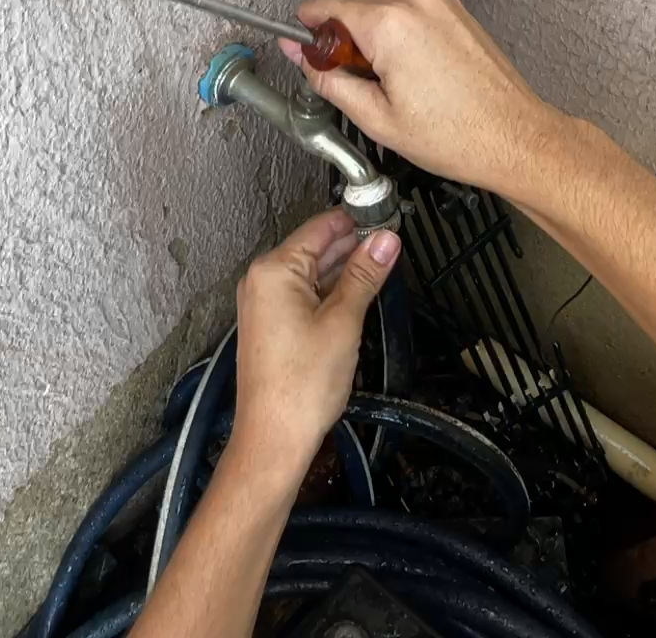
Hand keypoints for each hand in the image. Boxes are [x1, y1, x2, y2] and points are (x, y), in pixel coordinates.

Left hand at [232, 208, 400, 470]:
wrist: (274, 439)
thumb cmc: (303, 384)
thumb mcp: (344, 320)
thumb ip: (365, 274)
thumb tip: (386, 239)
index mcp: (275, 269)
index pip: (321, 227)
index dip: (357, 220)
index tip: (387, 217)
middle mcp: (263, 279)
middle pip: (315, 247)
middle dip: (353, 244)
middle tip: (392, 242)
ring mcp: (264, 302)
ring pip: (311, 271)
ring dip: (344, 268)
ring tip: (382, 264)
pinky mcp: (270, 323)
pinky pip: (303, 292)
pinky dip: (330, 290)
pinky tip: (356, 291)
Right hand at [278, 0, 565, 194]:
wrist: (514, 138)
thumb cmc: (458, 135)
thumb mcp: (376, 117)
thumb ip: (328, 80)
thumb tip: (301, 57)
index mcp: (391, 26)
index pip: (327, 3)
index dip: (306, 23)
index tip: (302, 42)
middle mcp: (416, 2)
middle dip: (332, 17)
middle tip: (335, 61)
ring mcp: (440, 2)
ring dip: (363, 19)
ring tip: (373, 70)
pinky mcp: (455, 10)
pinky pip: (407, 2)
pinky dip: (391, 21)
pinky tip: (399, 63)